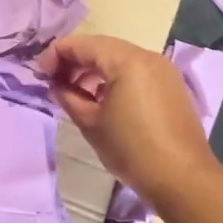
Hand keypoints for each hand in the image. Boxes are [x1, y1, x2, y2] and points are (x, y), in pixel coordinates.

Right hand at [35, 35, 217, 201]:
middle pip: (102, 47)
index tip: (40, 76)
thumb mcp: (91, 123)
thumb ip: (69, 97)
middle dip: (75, 61)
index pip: (81, 44)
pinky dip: (115, 79)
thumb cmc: (131, 150)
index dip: (55, 55)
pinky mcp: (171, 87)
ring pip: (120, 59)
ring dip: (94, 70)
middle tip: (54, 83)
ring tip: (76, 93)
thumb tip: (57, 85)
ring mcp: (163, 71)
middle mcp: (147, 57)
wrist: (182, 178)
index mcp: (126, 60)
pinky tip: (103, 101)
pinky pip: (136, 72)